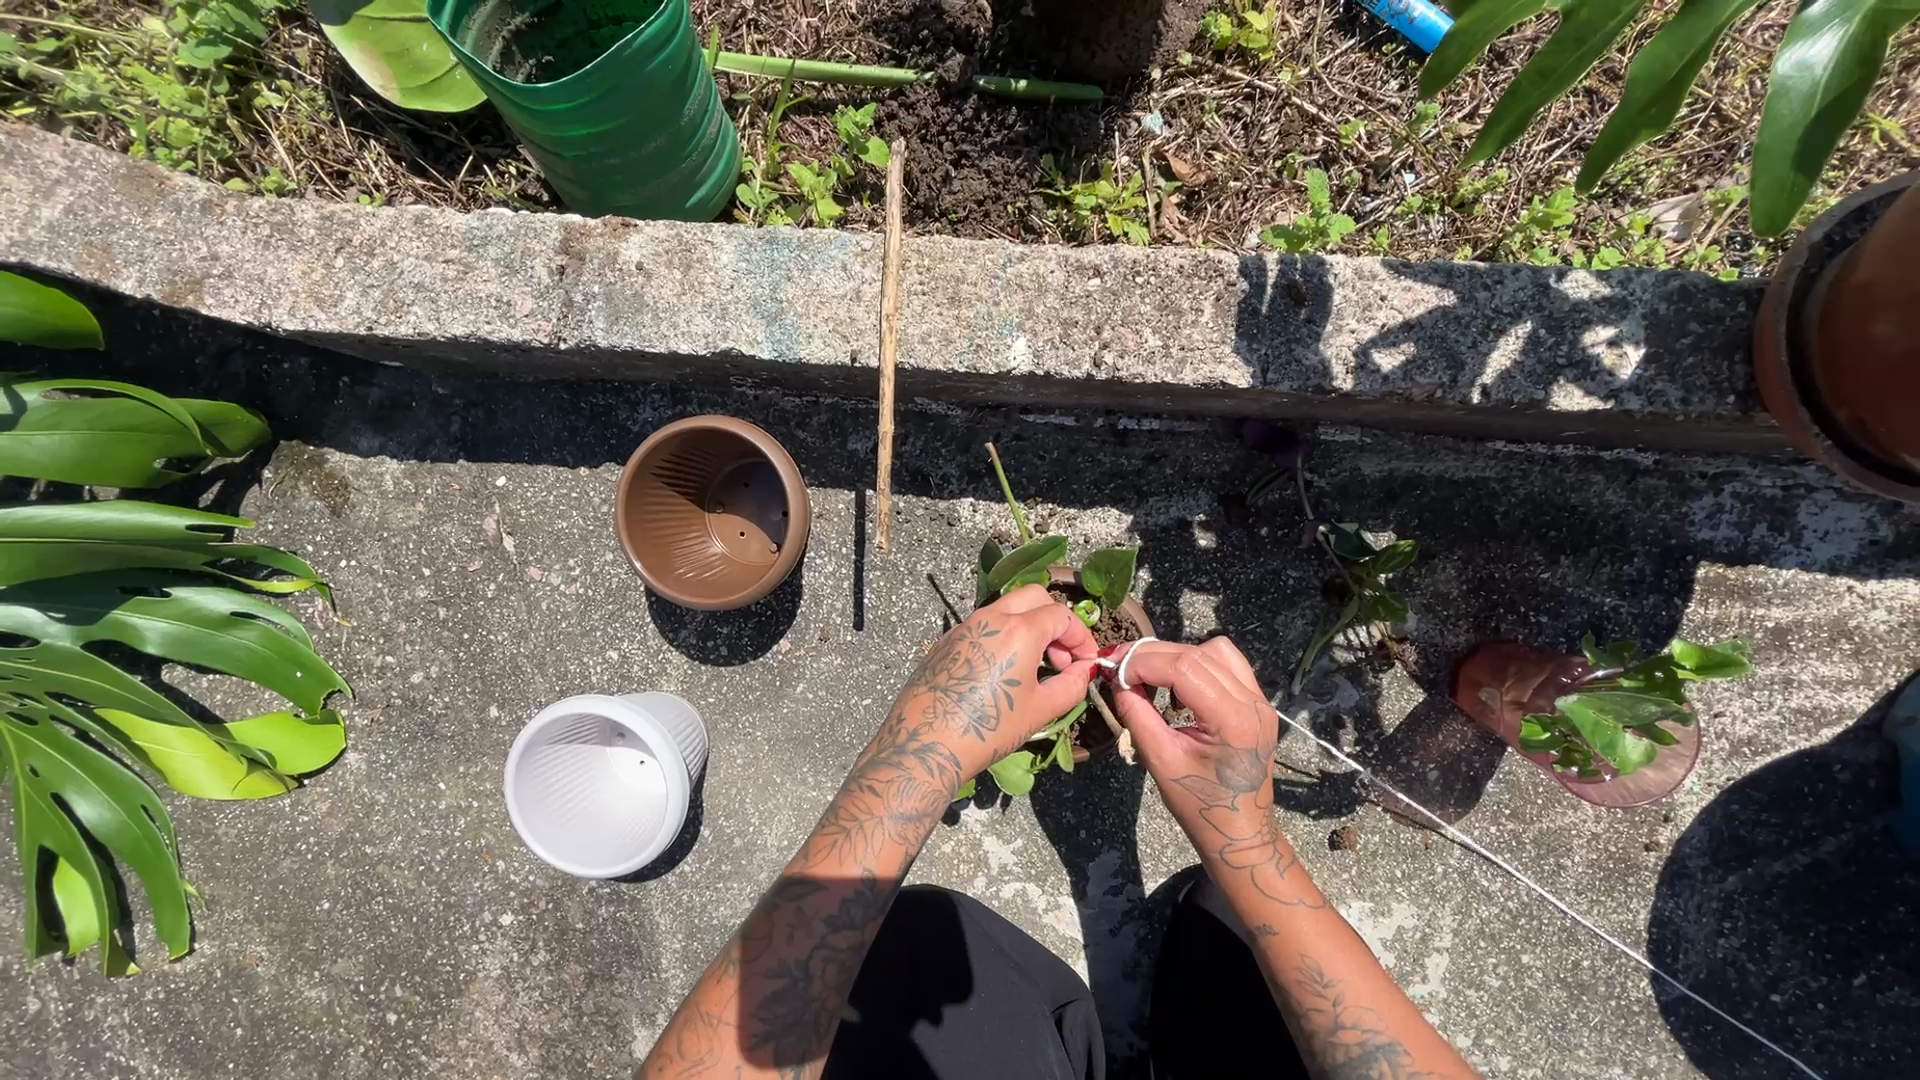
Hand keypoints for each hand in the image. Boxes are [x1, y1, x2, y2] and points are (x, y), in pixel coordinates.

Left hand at [886, 584, 1097, 779]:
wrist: (925, 743)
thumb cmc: (988, 728)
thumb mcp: (1040, 710)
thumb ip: (1071, 685)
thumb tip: (1084, 670)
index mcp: (1018, 630)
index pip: (1061, 615)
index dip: (1081, 637)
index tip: (1086, 661)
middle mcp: (990, 618)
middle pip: (1034, 597)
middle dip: (1056, 621)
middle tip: (1061, 658)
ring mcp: (965, 626)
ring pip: (1006, 609)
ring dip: (1029, 627)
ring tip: (1035, 667)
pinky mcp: (946, 641)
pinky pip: (984, 626)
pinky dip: (1003, 636)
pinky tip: (1003, 673)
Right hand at [1114, 639, 1309, 904]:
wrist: (1240, 832)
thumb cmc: (1199, 805)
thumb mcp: (1160, 759)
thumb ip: (1137, 714)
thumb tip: (1115, 679)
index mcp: (1233, 720)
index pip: (1183, 667)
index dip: (1143, 663)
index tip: (1114, 672)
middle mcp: (1253, 702)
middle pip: (1196, 653)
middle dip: (1153, 655)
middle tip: (1121, 667)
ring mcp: (1260, 700)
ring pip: (1214, 650)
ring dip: (1177, 655)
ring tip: (1150, 675)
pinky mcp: (1257, 701)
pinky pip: (1226, 663)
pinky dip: (1197, 663)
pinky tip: (1178, 685)